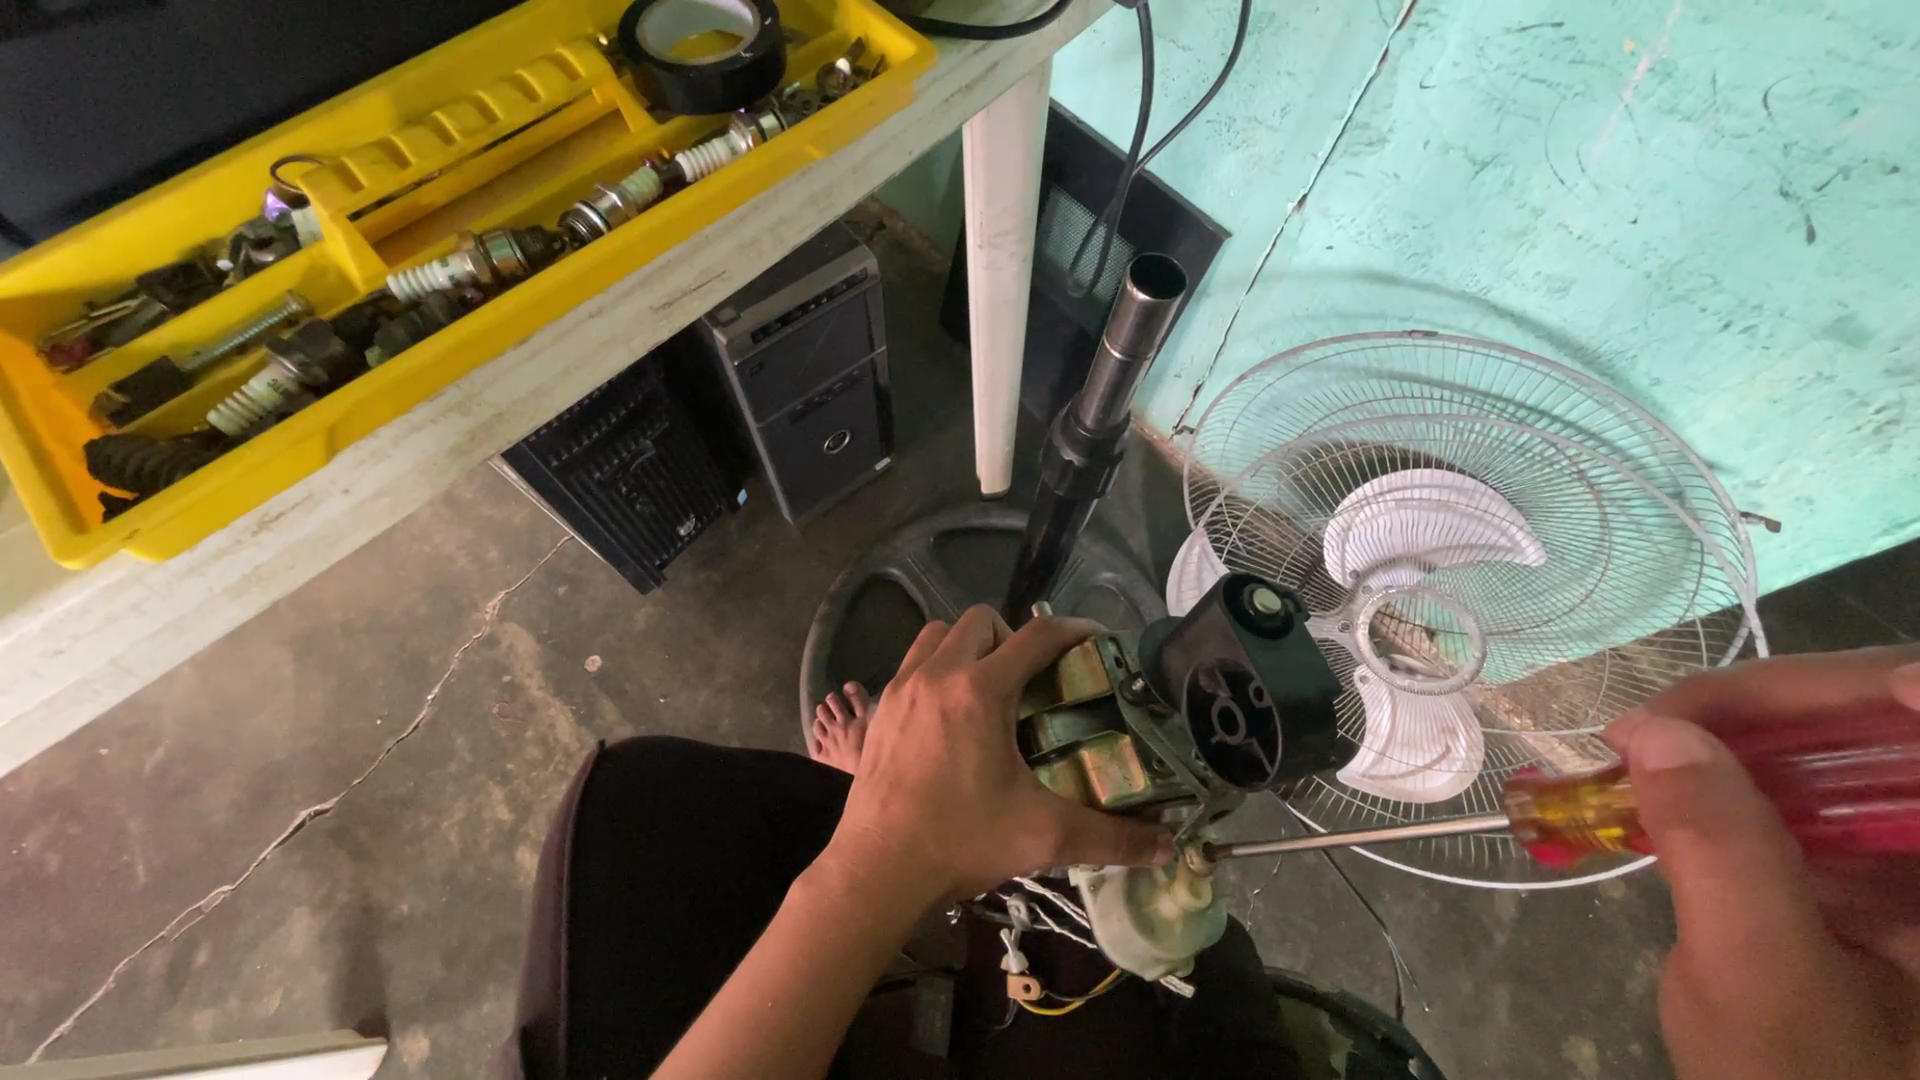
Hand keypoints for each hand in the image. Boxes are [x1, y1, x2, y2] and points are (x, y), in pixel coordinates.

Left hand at [819, 606, 1172, 907]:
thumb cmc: (960, 842)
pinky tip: (949, 713)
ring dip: (969, 644)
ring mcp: (902, 687)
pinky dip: (936, 666)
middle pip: (982, 620)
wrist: (877, 869)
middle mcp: (938, 674)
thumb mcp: (1042, 836)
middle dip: (1014, 636)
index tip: (1095, 639)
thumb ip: (1111, 838)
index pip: (1037, 636)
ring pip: (939, 633)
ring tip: (988, 686)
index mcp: (980, 691)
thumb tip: (1168, 847)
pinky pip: (912, 661)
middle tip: (1032, 678)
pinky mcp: (881, 708)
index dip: (1073, 630)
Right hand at [1606, 645, 1919, 1079]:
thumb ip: (1724, 855)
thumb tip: (1655, 732)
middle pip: (1882, 714)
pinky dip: (1727, 759)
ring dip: (1733, 729)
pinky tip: (1665, 780)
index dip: (1852, 688)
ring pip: (1838, 733)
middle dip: (1760, 706)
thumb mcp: (1761, 977)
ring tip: (1640, 751)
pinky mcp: (1871, 850)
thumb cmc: (1804, 1077)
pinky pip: (1807, 770)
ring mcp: (1914, 843)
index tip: (1724, 702)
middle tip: (1647, 729)